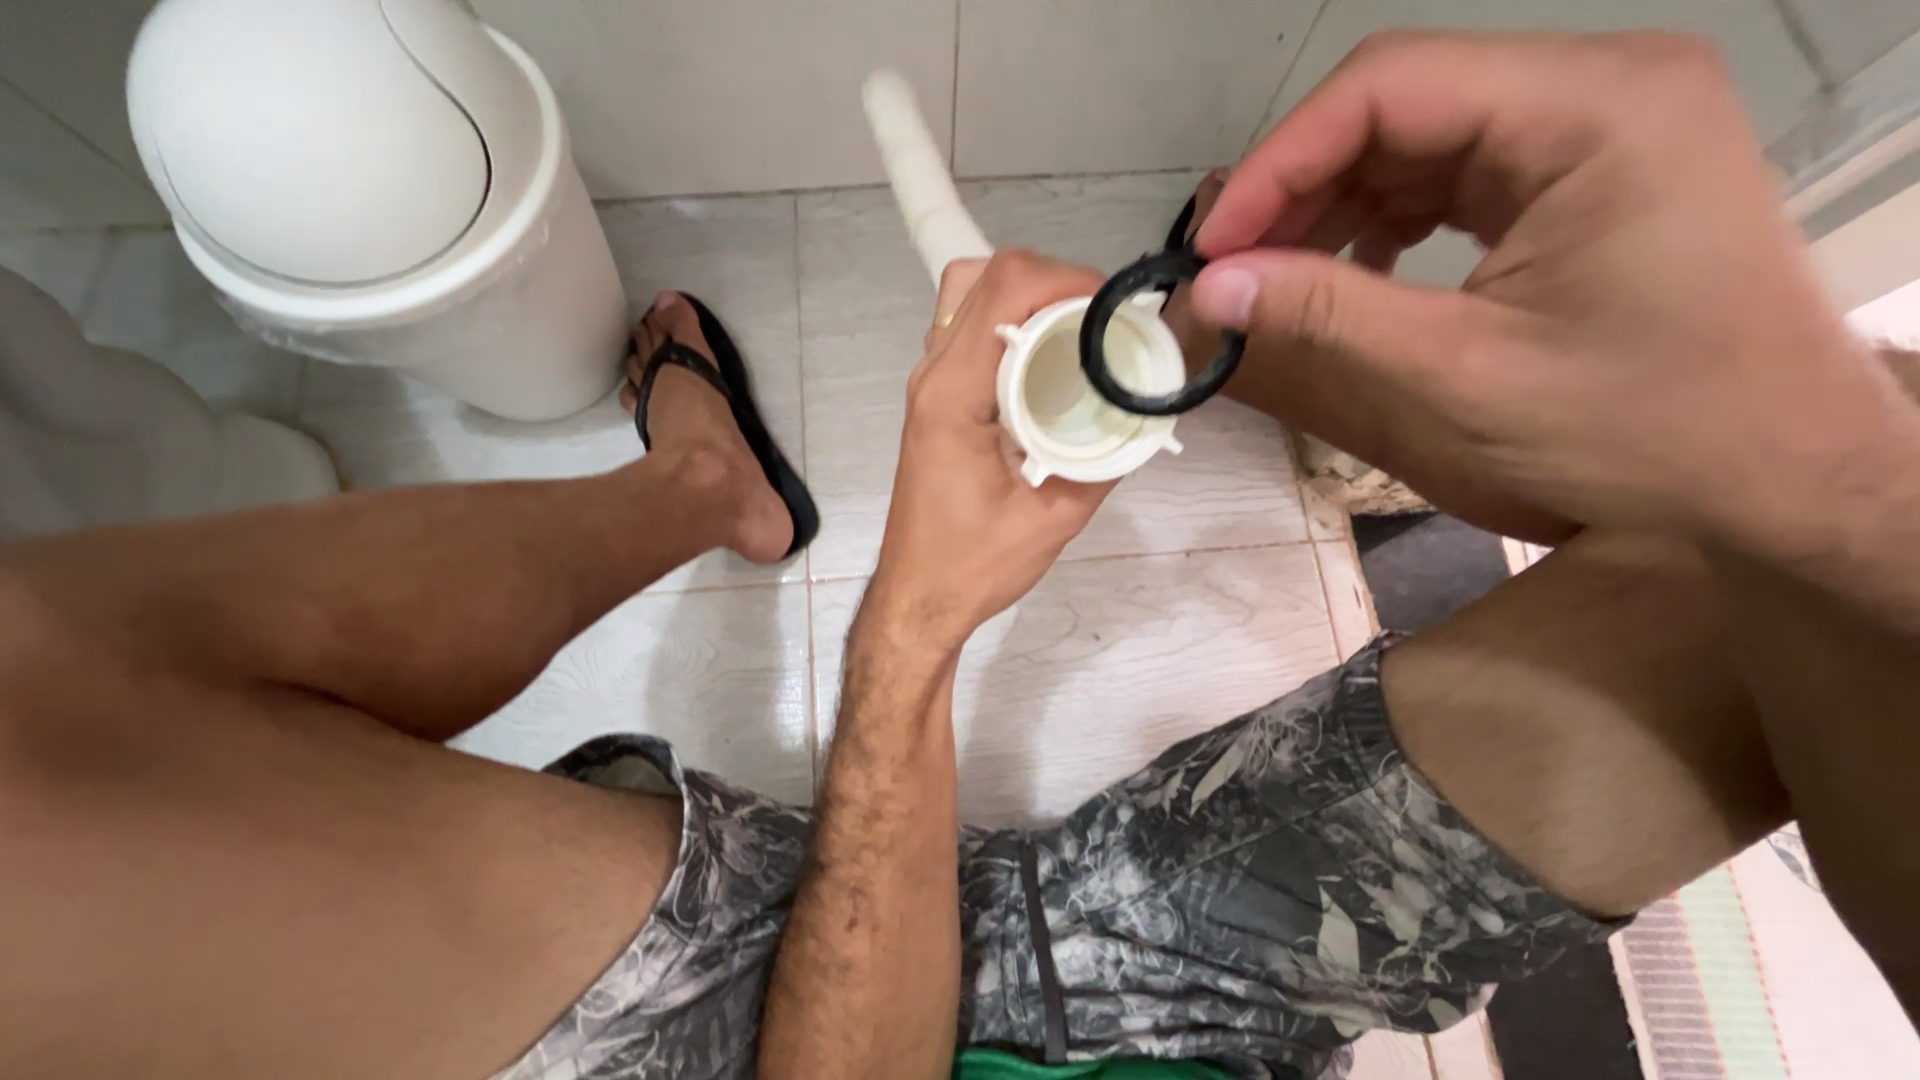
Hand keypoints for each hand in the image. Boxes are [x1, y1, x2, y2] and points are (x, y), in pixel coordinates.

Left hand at [864, 250, 1115, 652]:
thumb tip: (1143, 415)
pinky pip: (967, 331)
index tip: (1113, 313)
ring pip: (968, 295)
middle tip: (1097, 321)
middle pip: (982, 275)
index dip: (1067, 280)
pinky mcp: (933, 400)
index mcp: (954, 395)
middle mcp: (932, 375)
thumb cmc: (974, 566)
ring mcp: (926, 384)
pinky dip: (1009, 323)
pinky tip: (1046, 361)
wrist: (918, 596)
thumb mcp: (1053, 519)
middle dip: (1050, 280)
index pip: (1005, 291)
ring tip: (1075, 332)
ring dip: (1025, 296)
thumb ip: (1103, 461)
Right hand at [1190, 31, 1919, 555]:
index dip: (1278, 163)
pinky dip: (1378, 224)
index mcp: (1592, 107)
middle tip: (1231, 271)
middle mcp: (1598, 90)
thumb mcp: (1461, 373)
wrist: (1776, 481)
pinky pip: (1449, 177)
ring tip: (1274, 280)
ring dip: (1329, 207)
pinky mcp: (1581, 179)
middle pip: (1398, 103)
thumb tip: (1208, 288)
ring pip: (1414, 139)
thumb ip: (1327, 315)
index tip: (1212, 249)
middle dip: (1297, 187)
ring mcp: (1593, 132)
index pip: (1388, 86)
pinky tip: (1345, 276)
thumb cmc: (1638, 430)